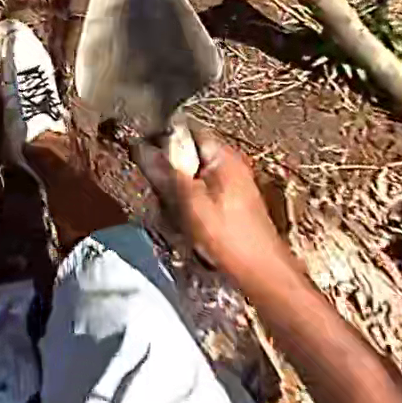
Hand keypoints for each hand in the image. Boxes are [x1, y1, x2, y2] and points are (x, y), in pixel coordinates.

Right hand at [137, 131, 295, 280]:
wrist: (261, 272)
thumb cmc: (225, 234)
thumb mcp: (188, 200)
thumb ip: (164, 170)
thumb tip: (140, 146)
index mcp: (223, 155)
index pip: (185, 130)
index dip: (161, 138)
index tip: (142, 153)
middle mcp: (229, 162)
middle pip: (186, 153)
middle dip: (167, 167)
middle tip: (157, 187)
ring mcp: (232, 182)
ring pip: (190, 173)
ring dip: (176, 187)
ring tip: (171, 207)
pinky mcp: (230, 200)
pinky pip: (199, 190)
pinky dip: (188, 200)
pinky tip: (185, 218)